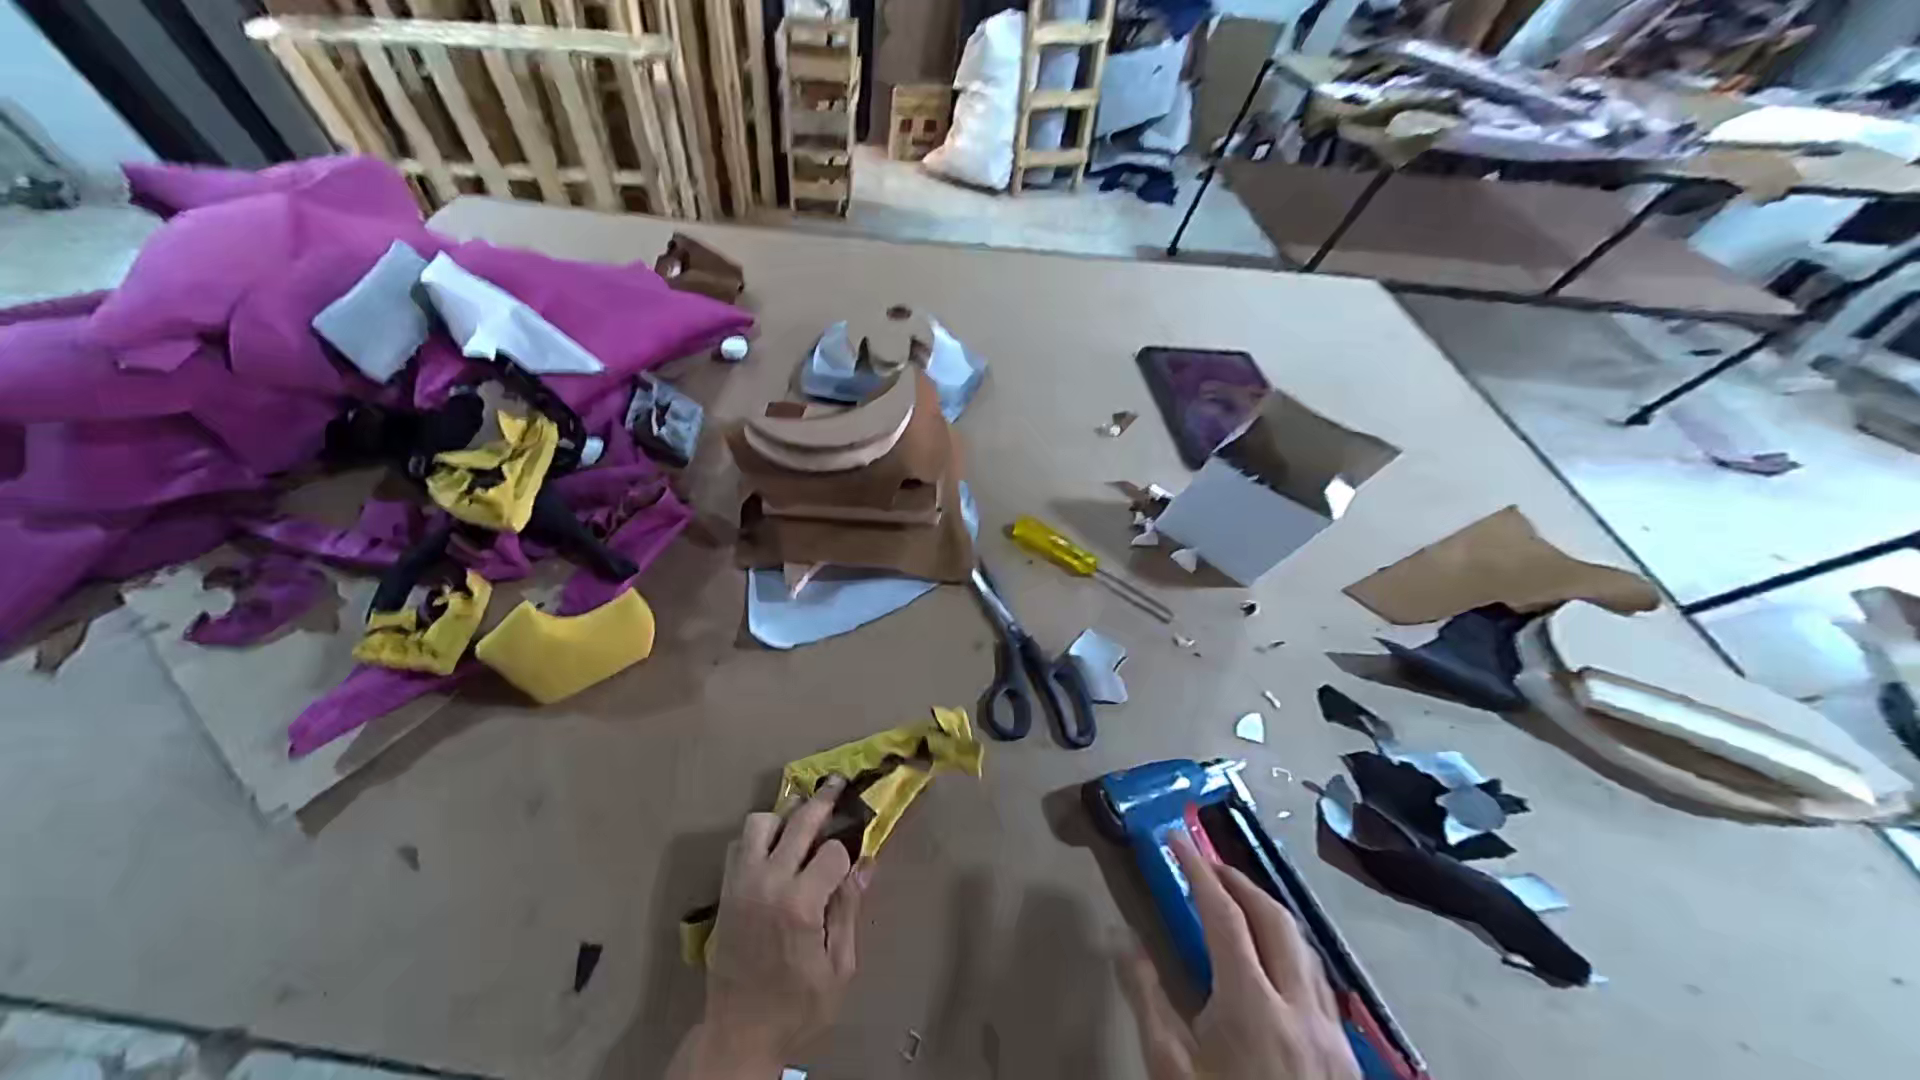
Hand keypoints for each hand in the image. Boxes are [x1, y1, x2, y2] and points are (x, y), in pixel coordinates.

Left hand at [668, 775, 868, 1078]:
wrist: (739, 1033)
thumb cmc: (797, 1006)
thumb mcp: (839, 967)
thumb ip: (849, 910)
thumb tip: (866, 865)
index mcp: (801, 904)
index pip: (834, 851)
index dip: (850, 852)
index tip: (857, 857)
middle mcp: (769, 882)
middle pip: (800, 821)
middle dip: (824, 800)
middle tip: (838, 783)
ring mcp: (742, 883)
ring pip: (760, 822)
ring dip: (784, 818)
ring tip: (801, 823)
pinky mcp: (726, 890)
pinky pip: (739, 845)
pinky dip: (758, 839)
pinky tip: (774, 850)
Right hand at [1115, 829, 1360, 1079]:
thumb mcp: (1169, 1067)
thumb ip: (1146, 997)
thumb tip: (1122, 939)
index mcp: (1250, 1002)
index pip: (1223, 913)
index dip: (1198, 870)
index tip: (1177, 840)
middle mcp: (1299, 1005)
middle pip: (1275, 918)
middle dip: (1239, 880)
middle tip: (1207, 864)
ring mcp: (1330, 1032)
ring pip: (1305, 947)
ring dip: (1269, 912)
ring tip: (1237, 901)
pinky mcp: (1346, 1057)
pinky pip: (1319, 981)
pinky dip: (1291, 950)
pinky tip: (1274, 962)